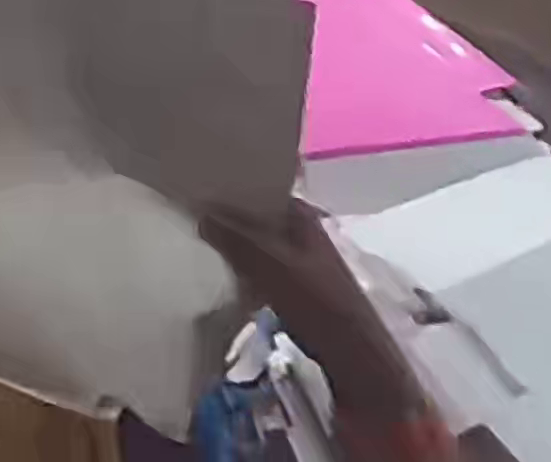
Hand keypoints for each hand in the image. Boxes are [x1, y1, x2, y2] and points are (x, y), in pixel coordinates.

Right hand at [201, 200, 427, 422]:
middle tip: (193, 211)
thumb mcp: (269, 266)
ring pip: (256, 241)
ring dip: (233, 241)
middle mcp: (302, 231)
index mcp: (302, 216)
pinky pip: (259, 264)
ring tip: (200, 236)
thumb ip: (232, 238)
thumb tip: (200, 214)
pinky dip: (241, 264)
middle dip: (228, 215)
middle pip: (256, 215)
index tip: (199, 186)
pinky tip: (221, 268)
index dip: (231, 187)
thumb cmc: (318, 303)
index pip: (259, 188)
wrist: (358, 364)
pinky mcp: (296, 285)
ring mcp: (300, 259)